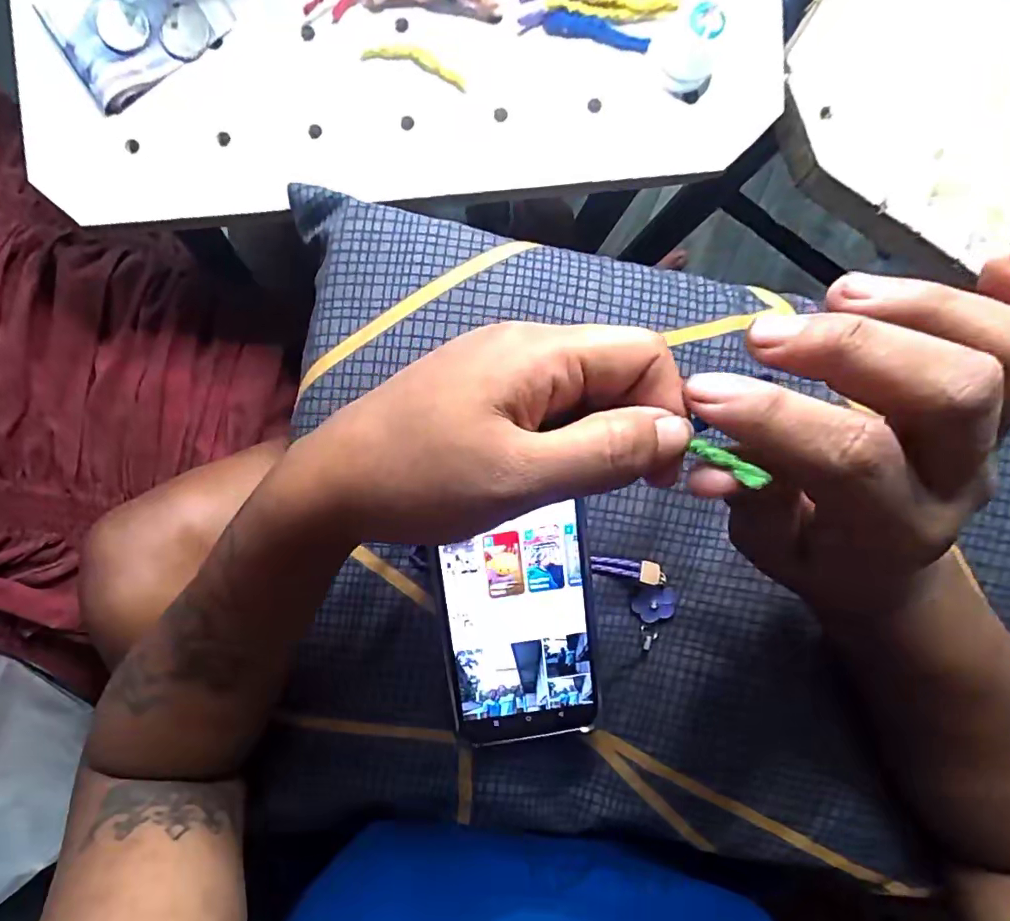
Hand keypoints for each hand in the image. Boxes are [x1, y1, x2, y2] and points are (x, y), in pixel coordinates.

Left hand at [285, 322, 693, 544]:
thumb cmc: (422, 481)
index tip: (658, 475)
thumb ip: (604, 452)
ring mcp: (490, 365)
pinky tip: (526, 473)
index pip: (643, 351)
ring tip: (558, 485)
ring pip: (574, 392)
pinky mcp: (471, 391)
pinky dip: (552, 439)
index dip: (667, 408)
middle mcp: (519, 343)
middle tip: (604, 488)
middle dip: (626, 426)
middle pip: (610, 368)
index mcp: (537, 350)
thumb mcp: (520, 476)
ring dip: (588, 437)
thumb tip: (678, 430)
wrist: (332, 485)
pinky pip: (537, 406)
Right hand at [684, 253, 1009, 619]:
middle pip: (949, 392)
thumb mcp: (768, 546)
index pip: (850, 459)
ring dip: (924, 307)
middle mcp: (959, 479)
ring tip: (837, 292)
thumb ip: (751, 504)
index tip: (704, 389)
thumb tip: (705, 471)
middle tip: (765, 334)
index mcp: (891, 528)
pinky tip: (995, 264)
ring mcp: (999, 437)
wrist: (885, 566)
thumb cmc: (816, 553)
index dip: (776, 416)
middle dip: (852, 347)